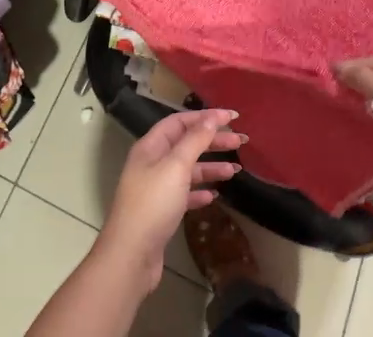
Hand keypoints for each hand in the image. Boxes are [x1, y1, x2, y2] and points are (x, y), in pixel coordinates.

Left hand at [97, 109, 244, 288]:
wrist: (131, 254)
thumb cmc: (153, 204)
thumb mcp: (176, 167)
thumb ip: (194, 141)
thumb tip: (211, 118)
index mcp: (150, 147)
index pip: (179, 122)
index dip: (205, 117)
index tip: (232, 118)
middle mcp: (151, 163)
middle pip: (185, 144)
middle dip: (212, 141)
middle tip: (241, 142)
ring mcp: (155, 188)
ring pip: (187, 170)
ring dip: (210, 168)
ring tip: (234, 171)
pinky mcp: (161, 211)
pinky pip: (184, 194)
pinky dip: (199, 192)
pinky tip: (214, 196)